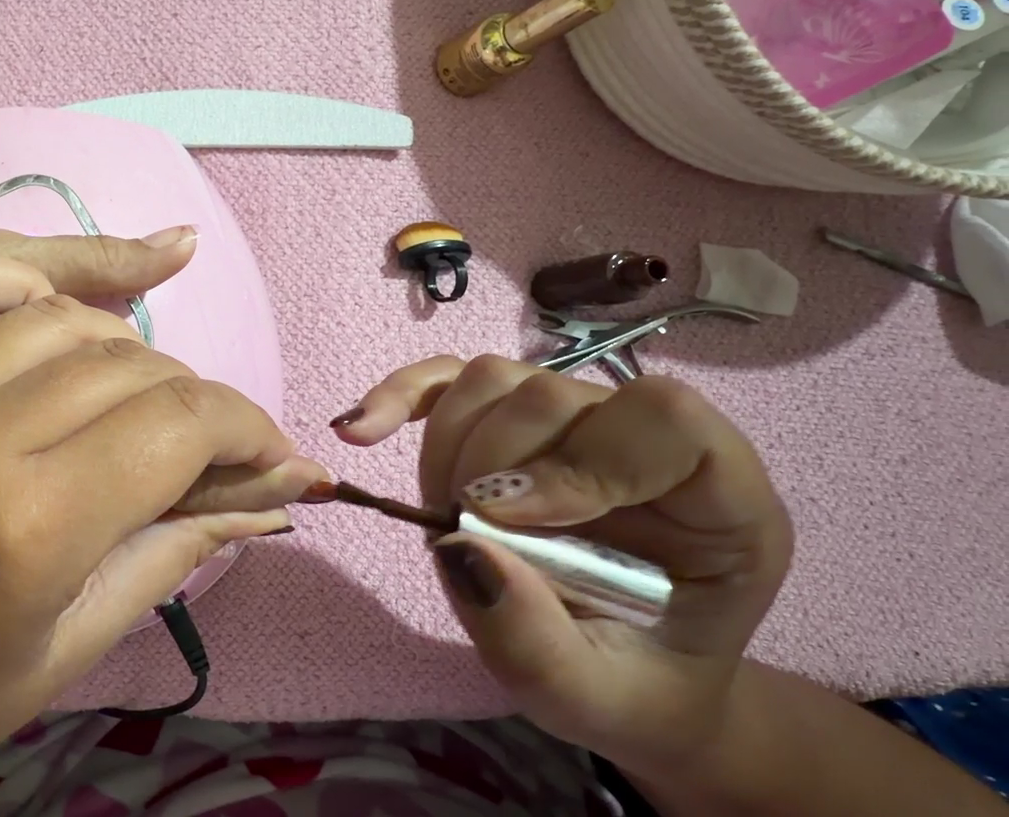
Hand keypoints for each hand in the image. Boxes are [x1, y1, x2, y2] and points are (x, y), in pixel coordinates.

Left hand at [0, 256, 320, 816]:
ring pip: (62, 319)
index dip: (248, 427)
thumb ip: (179, 548)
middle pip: (131, 367)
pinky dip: (23, 292)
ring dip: (122, 351)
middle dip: (195, 399)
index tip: (273, 454)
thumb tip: (273, 494)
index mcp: (32, 525)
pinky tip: (50, 331)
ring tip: (134, 403)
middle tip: (209, 447)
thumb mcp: (77, 642)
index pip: (180, 423)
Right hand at [332, 356, 793, 774]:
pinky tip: (359, 428)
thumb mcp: (589, 697)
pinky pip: (448, 381)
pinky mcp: (508, 422)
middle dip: (490, 463)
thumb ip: (534, 636)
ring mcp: (572, 421)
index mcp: (717, 500)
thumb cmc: (624, 685)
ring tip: (443, 512)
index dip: (579, 458)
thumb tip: (458, 542)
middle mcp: (646, 442)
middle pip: (552, 392)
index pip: (665, 419)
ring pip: (493, 379)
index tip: (510, 520)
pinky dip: (398, 398)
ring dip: (446, 446)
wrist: (615, 673)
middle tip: (468, 532)